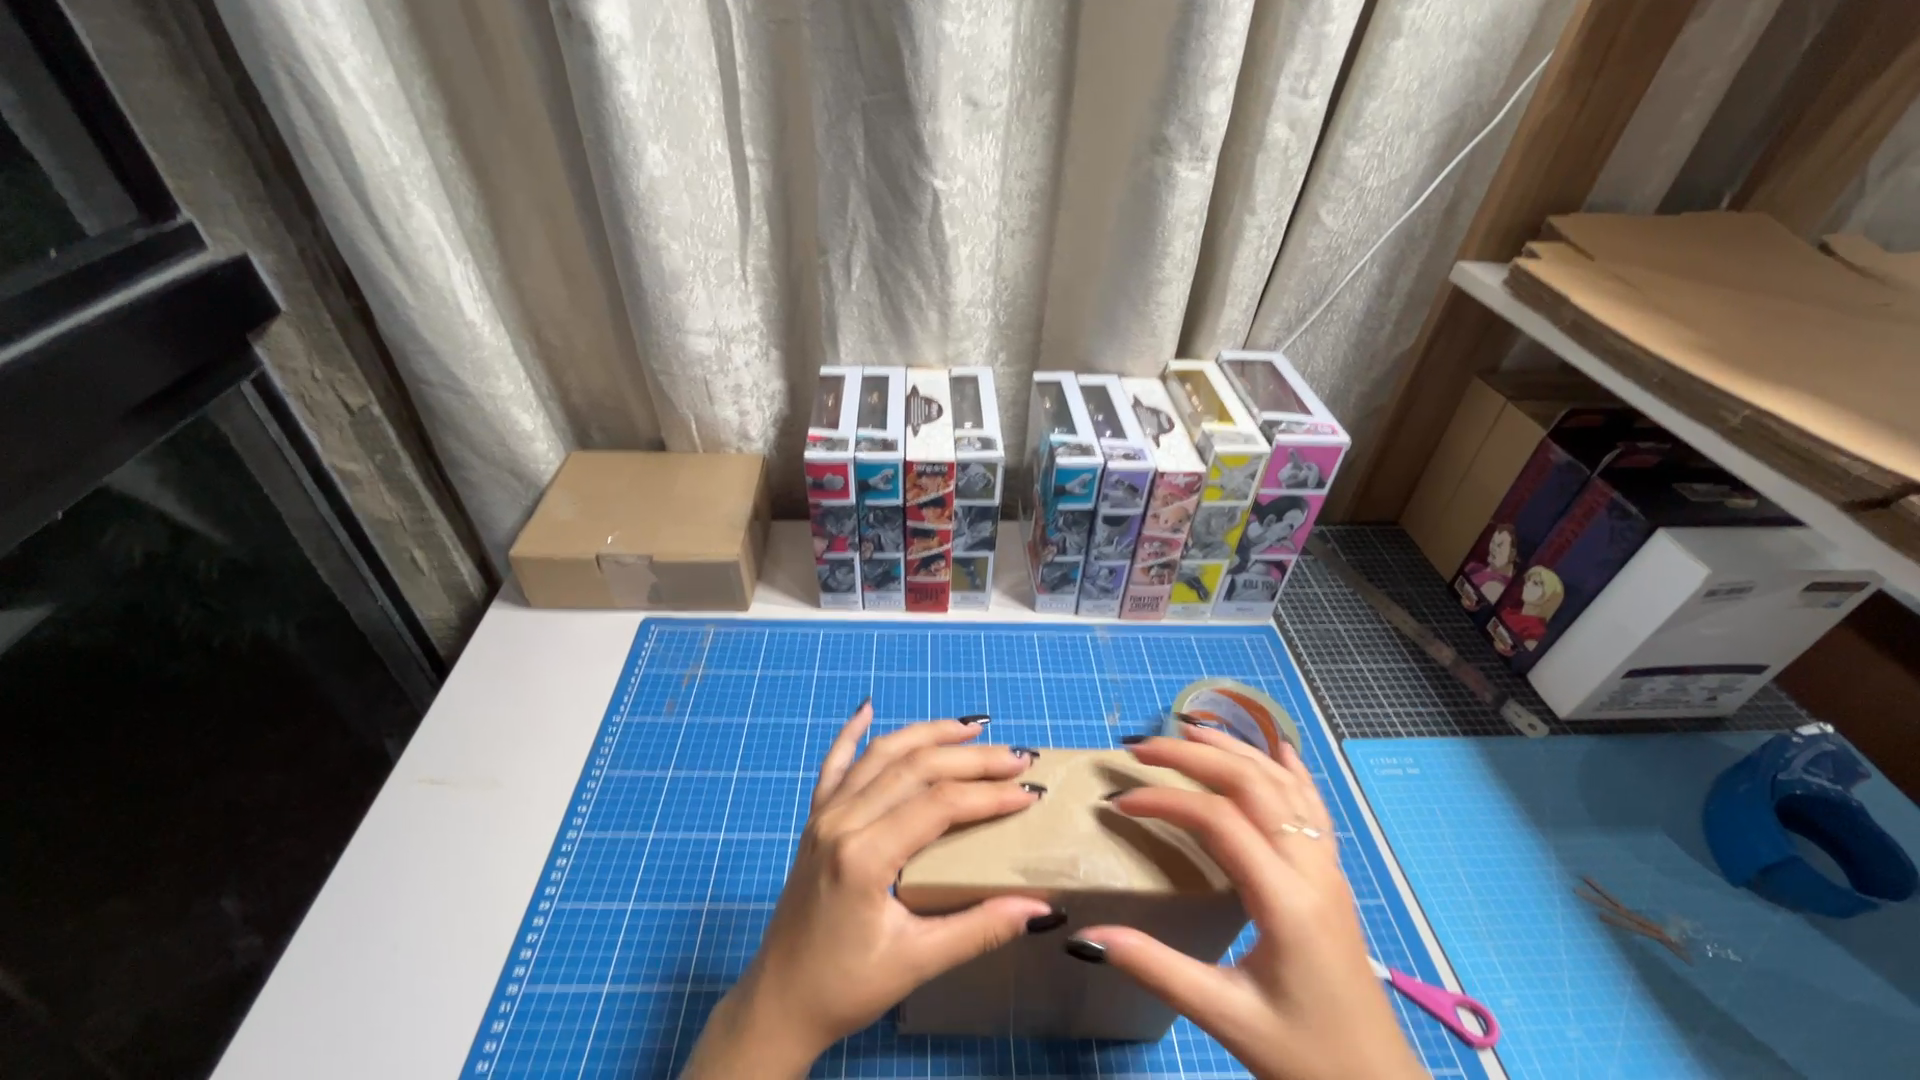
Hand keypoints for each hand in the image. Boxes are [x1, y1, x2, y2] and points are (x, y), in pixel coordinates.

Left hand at [682, 703, 1049, 1077]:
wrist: (778, 1002)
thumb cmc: (845, 987)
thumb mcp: (917, 962)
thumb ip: (980, 929)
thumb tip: (1041, 908)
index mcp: (864, 854)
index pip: (939, 804)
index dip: (989, 795)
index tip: (1030, 793)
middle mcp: (841, 821)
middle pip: (915, 768)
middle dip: (971, 758)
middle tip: (1017, 756)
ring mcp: (823, 816)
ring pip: (881, 756)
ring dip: (927, 735)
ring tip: (971, 727)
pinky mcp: (813, 822)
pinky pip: (834, 765)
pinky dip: (851, 734)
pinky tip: (867, 709)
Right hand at [1074, 727, 1426, 1079]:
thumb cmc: (1304, 1056)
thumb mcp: (1225, 1016)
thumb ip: (1157, 968)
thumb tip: (1089, 934)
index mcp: (1285, 900)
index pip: (1218, 821)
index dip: (1165, 800)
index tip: (1119, 803)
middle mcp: (1312, 871)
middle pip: (1252, 785)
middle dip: (1194, 757)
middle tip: (1142, 748)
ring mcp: (1329, 871)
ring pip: (1285, 787)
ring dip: (1237, 752)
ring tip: (1191, 731)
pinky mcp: (1334, 880)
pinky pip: (1313, 809)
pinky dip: (1291, 772)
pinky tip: (1278, 752)